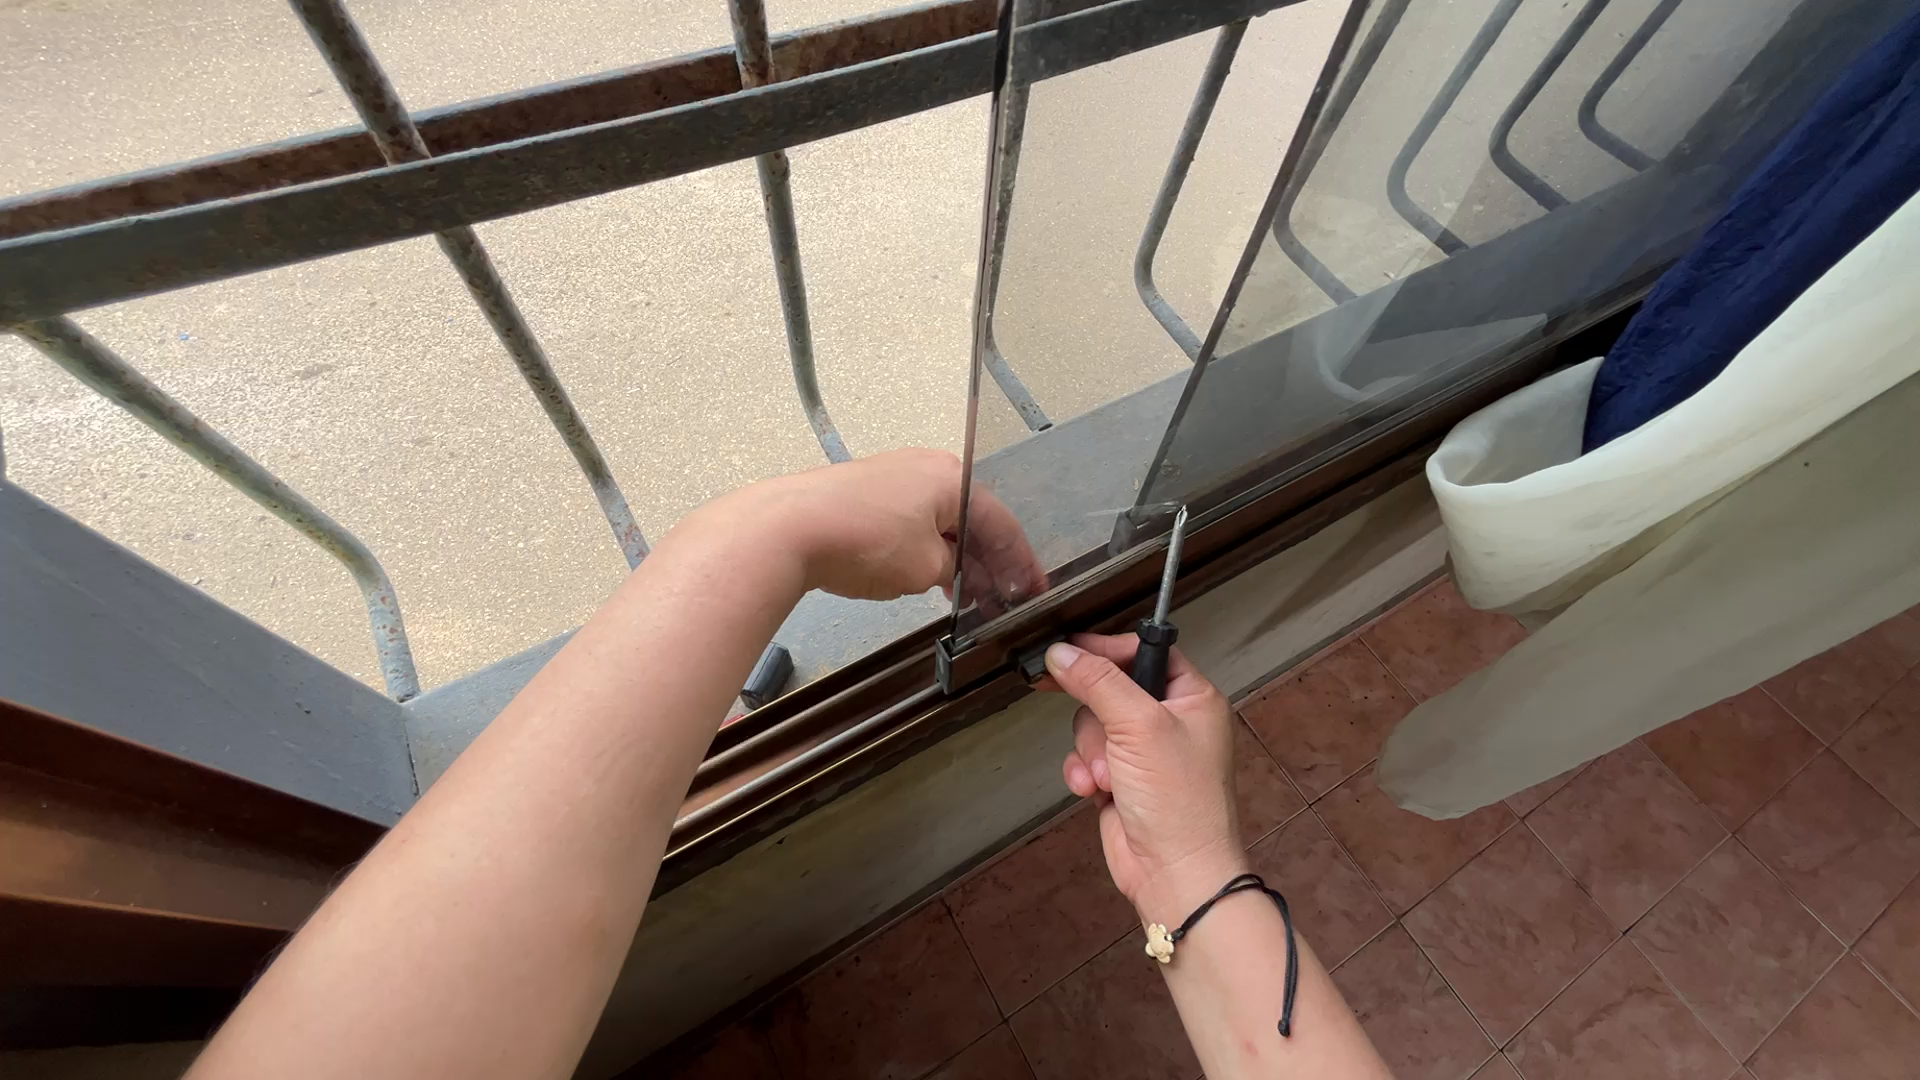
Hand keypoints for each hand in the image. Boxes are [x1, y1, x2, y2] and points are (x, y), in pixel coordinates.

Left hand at [699, 448, 1046, 606]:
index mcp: (953, 478)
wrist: (788, 528)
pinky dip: (925, 551)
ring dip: (955, 559)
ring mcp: (894, 478)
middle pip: (971, 520)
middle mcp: (927, 469)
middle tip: (1002, 601)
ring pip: (939, 522)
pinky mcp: (865, 493)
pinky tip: (928, 578)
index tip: (1034, 591)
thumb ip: (950, 570)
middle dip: (988, 563)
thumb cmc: (865, 542)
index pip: (1001, 523)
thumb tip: (947, 569)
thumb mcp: (924, 568)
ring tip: (968, 597)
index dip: (1021, 563)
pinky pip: (911, 523)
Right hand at [1043, 634, 1246, 923]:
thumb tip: (1061, 652)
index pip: (1146, 650)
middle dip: (1097, 717)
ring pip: (1092, 722)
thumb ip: (1098, 682)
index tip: (1071, 649)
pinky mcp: (1119, 777)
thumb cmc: (1178, 800)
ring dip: (1091, 750)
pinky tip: (1092, 790)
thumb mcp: (1139, 726)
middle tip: (1099, 732)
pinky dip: (1083, 770)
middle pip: (1109, 687)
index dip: (1108, 649)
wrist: (1174, 876)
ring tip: (1106, 777)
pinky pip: (1085, 754)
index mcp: (1192, 698)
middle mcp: (1169, 719)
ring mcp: (1142, 750)